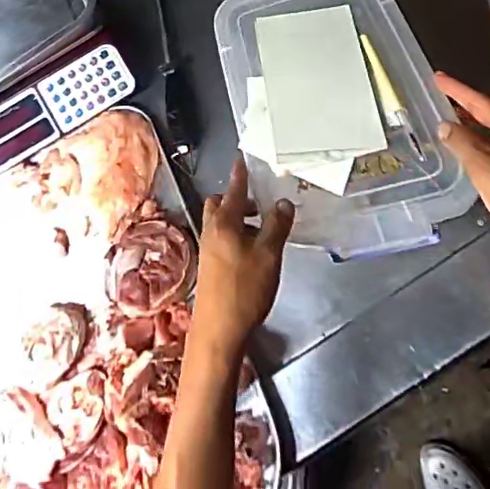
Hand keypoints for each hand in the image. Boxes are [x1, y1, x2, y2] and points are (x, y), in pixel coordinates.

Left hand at [194, 157, 292, 354]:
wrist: (218, 329)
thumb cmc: (244, 288)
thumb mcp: (269, 255)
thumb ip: (276, 226)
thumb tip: (282, 202)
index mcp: (224, 221)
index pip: (234, 189)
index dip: (240, 174)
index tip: (242, 159)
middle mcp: (211, 229)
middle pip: (220, 203)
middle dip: (238, 199)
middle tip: (260, 204)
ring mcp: (207, 247)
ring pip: (221, 222)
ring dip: (239, 219)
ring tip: (263, 230)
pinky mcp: (209, 265)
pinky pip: (221, 238)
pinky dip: (236, 235)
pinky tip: (253, 252)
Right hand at [434, 71, 489, 274]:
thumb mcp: (484, 168)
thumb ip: (461, 142)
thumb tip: (445, 125)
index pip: (481, 103)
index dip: (457, 90)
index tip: (437, 77)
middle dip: (465, 105)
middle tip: (440, 93)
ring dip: (473, 125)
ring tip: (449, 117)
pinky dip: (482, 142)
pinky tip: (469, 148)